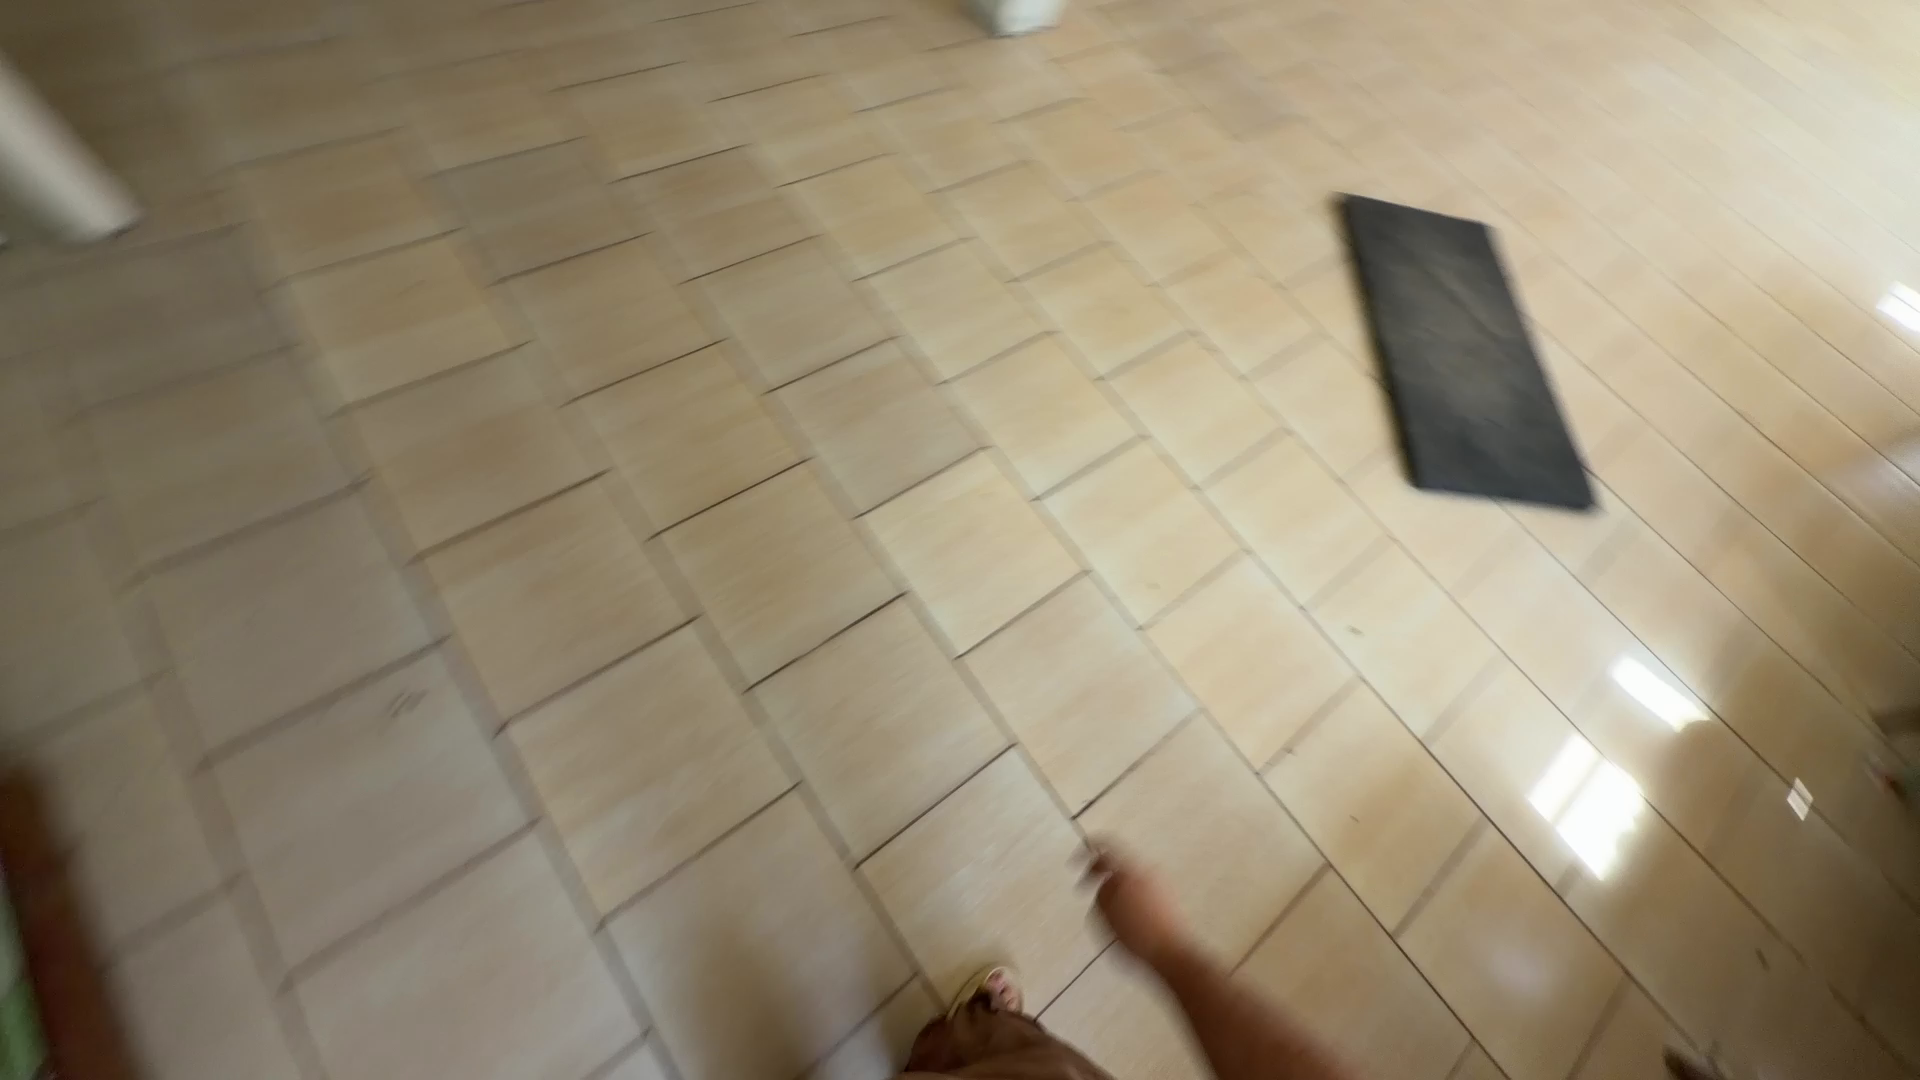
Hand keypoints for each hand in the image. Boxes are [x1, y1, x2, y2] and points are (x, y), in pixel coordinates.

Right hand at [1082, 841, 1189, 967]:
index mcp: (1129, 871)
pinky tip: (1130, 921)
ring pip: (1129, 879)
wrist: (1174, 955)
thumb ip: (1100, 893)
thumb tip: (1101, 883)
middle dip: (1103, 878)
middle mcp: (1146, 871)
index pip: (1105, 847)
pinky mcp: (1169, 897)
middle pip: (1118, 865)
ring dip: (1117, 890)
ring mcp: (1160, 883)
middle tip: (1092, 894)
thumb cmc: (1137, 936)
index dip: (1086, 851)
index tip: (1075, 864)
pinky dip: (1130, 898)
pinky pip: (1142, 890)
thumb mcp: (1108, 916)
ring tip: (1113, 916)